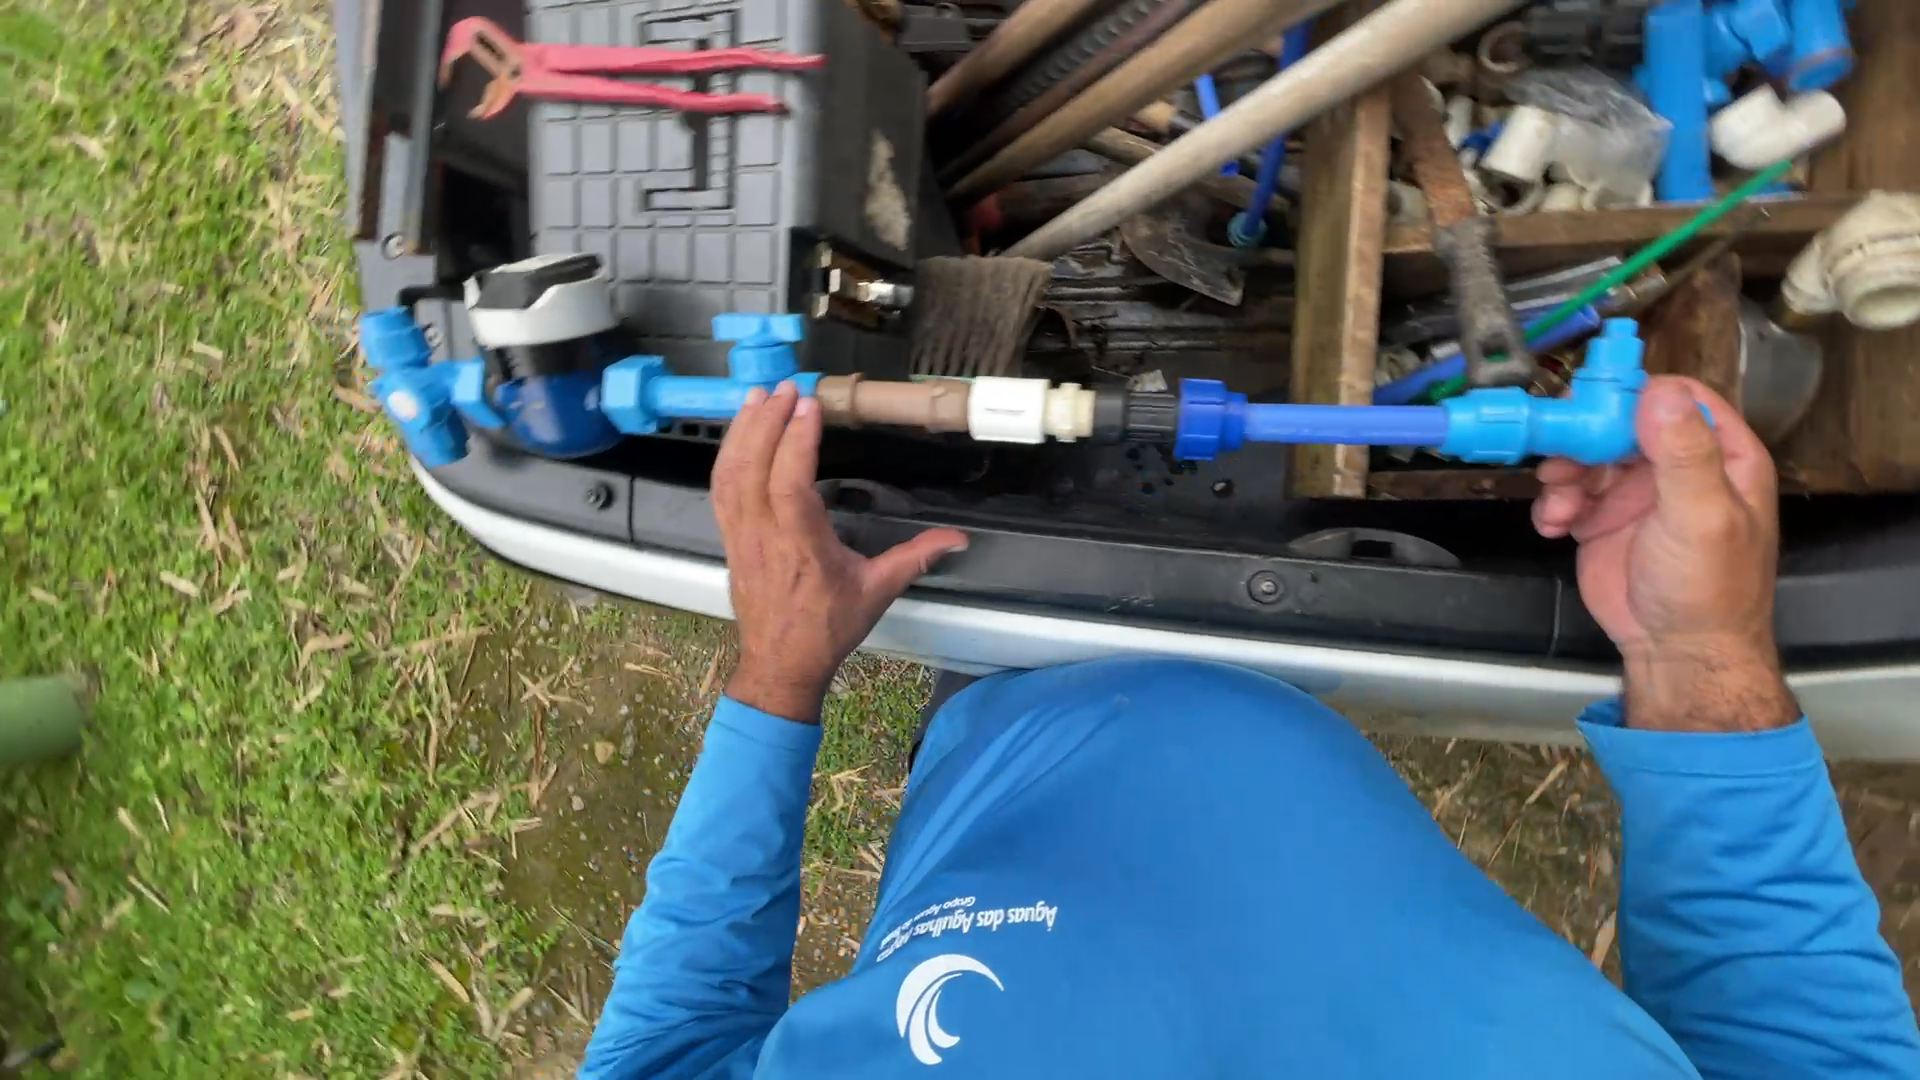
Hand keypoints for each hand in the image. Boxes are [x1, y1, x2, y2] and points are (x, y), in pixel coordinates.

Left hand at [711, 382, 968, 721]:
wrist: (780, 664)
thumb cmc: (827, 628)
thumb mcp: (877, 592)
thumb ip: (916, 558)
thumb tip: (958, 538)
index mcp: (801, 545)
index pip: (790, 483)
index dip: (796, 440)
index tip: (808, 404)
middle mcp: (763, 534)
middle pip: (753, 467)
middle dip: (767, 421)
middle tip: (785, 388)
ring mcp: (739, 535)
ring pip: (730, 474)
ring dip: (742, 431)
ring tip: (756, 397)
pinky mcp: (729, 537)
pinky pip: (720, 489)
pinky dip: (728, 455)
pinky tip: (739, 434)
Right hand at [1532, 377, 1797, 732]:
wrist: (1672, 645)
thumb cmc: (1706, 585)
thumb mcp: (1700, 515)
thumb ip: (1683, 452)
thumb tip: (1657, 392)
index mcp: (1718, 457)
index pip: (1677, 401)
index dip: (1632, 396)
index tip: (1588, 402)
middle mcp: (1674, 469)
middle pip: (1615, 428)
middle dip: (1579, 443)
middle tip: (1558, 461)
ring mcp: (1633, 494)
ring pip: (1582, 461)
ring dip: (1560, 481)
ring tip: (1560, 510)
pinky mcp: (1598, 519)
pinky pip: (1564, 496)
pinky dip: (1551, 509)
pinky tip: (1555, 528)